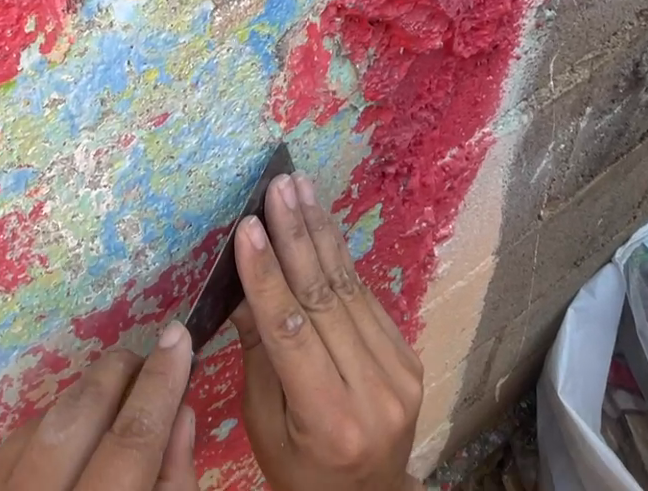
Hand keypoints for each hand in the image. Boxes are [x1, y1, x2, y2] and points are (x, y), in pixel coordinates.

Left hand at [0, 322, 198, 490]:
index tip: (180, 337)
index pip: (131, 442)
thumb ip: (170, 487)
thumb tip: (180, 414)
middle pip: (77, 416)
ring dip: (83, 400)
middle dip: (117, 373)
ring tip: (115, 395)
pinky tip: (67, 434)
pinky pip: (9, 443)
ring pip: (41, 423)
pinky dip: (46, 428)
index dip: (161, 384)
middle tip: (148, 355)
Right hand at [232, 173, 424, 490]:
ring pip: (347, 286)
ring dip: (319, 230)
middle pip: (324, 297)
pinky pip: (364, 294)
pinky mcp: (406, 353)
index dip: (266, 275)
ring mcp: (398, 370)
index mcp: (328, 419)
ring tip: (299, 186)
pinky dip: (338, 254)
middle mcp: (372, 391)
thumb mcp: (262, 423)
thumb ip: (256, 352)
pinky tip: (320, 219)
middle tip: (278, 186)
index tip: (246, 226)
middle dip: (295, 234)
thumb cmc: (300, 468)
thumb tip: (241, 283)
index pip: (290, 330)